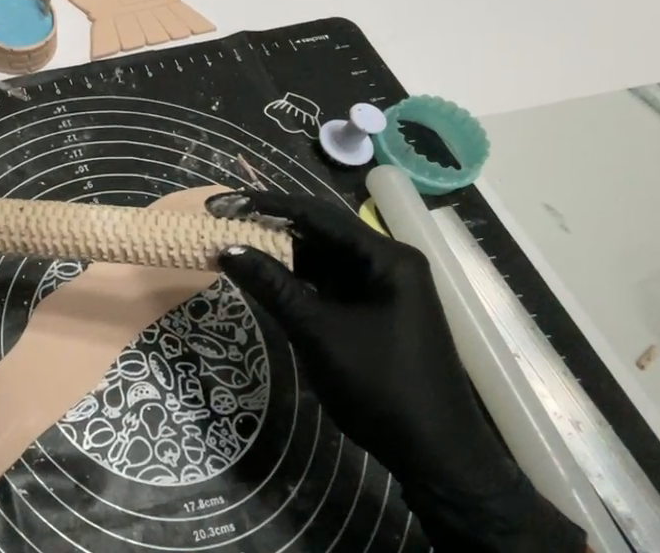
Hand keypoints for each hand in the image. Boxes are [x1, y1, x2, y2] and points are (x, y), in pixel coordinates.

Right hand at [207, 190, 583, 552]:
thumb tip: (226, 248)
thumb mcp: (319, 333)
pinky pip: (328, 280)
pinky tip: (265, 275)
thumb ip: (273, 286)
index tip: (221, 203)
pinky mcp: (374, 309)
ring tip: (235, 244)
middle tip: (222, 220)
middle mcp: (388, 262)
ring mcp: (382, 287)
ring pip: (322, 255)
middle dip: (270, 224)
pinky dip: (295, 276)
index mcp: (387, 258)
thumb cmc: (382, 387)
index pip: (316, 214)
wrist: (438, 456)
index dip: (265, 205)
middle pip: (320, 230)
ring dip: (280, 250)